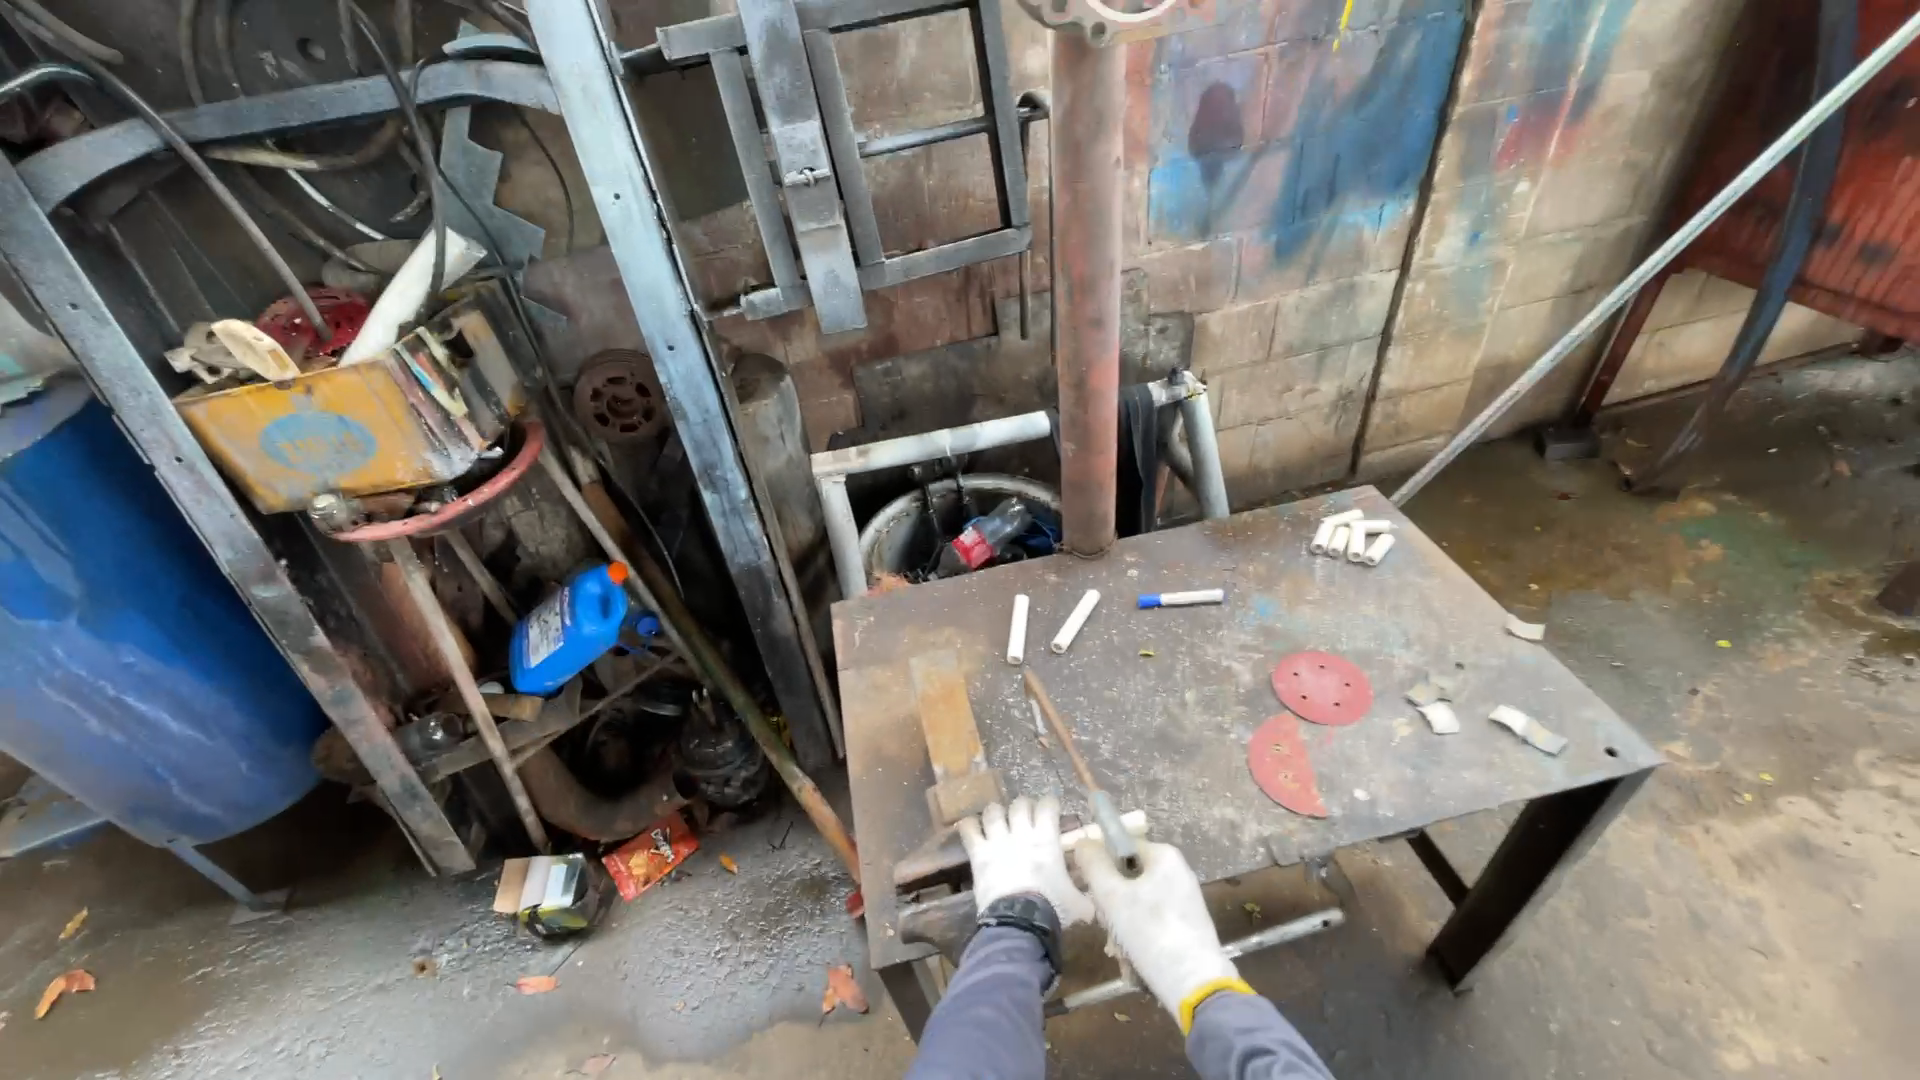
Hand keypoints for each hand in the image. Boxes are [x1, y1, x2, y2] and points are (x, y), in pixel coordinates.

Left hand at [959, 797, 1093, 926]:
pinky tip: (971, 827)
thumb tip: (1095, 897)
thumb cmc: (1053, 911)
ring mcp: (998, 841)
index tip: (1050, 807)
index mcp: (1047, 840)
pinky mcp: (979, 854)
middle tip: (1024, 815)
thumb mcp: (1079, 903)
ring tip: (998, 819)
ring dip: (996, 812)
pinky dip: (969, 825)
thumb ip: (1085, 894)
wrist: (1020, 923)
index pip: (1048, 806)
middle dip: (1023, 806)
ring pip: (993, 811)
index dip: (1049, 803)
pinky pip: (969, 829)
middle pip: (1020, 804)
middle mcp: (1021, 833)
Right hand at [1073, 838, 1239, 1024]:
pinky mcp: (1187, 927)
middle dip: (1111, 907)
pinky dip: (1139, 940)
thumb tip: (1083, 843)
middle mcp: (1177, 873)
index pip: (1119, 847)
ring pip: (1137, 906)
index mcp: (1164, 856)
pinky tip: (1134, 962)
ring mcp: (1184, 901)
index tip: (1092, 893)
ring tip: (1121, 953)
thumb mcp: (1112, 896)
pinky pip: (1152, 924)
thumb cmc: (1151, 933)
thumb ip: (1093, 864)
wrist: (1196, 986)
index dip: (1100, 867)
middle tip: (1107, 927)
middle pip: (1127, 879)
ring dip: (1122, 929)